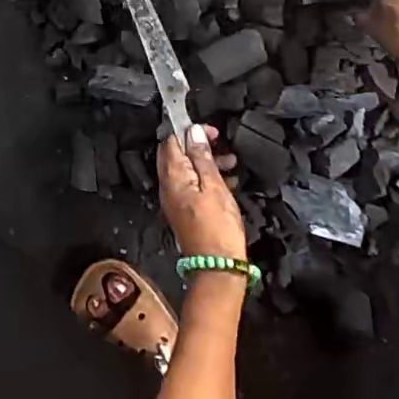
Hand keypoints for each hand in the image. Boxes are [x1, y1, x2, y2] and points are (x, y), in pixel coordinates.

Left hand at [158, 125, 246, 260]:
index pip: (171, 141)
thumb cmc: (218, 227)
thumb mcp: (215, 187)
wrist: (217, 267)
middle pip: (176, 154)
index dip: (190, 131)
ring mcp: (174, 198)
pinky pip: (191, 185)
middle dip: (198, 145)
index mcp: (172, 176)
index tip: (212, 132)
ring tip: (231, 163)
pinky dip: (206, 178)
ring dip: (205, 161)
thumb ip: (202, 158)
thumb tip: (193, 131)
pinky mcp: (184, 209)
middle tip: (221, 145)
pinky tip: (228, 181)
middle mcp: (167, 184)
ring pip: (186, 169)